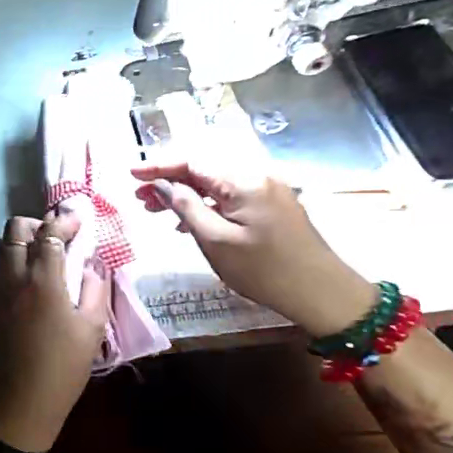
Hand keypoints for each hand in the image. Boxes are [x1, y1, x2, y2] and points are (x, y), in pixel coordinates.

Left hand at [0, 211, 107, 452]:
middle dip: (39, 225)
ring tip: (45, 255)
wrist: (21, 403)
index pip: (49, 233)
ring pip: (0, 245)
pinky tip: (31, 278)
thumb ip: (96, 288)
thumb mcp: (93, 328)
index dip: (65, 222)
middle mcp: (14, 277)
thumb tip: (94, 264)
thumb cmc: (63, 368)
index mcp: (42, 280)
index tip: (79, 221)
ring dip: (22, 240)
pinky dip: (12, 258)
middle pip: (16, 229)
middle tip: (59, 238)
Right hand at [132, 160, 377, 336]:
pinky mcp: (273, 206)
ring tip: (157, 211)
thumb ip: (187, 208)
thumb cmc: (264, 270)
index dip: (159, 166)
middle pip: (204, 169)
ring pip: (217, 184)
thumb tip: (162, 184)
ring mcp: (267, 190)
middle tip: (139, 198)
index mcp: (243, 180)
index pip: (192, 161)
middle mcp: (256, 175)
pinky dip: (207, 205)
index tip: (131, 172)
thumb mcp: (217, 242)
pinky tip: (190, 223)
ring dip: (186, 194)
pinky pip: (231, 197)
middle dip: (169, 180)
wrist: (321, 291)